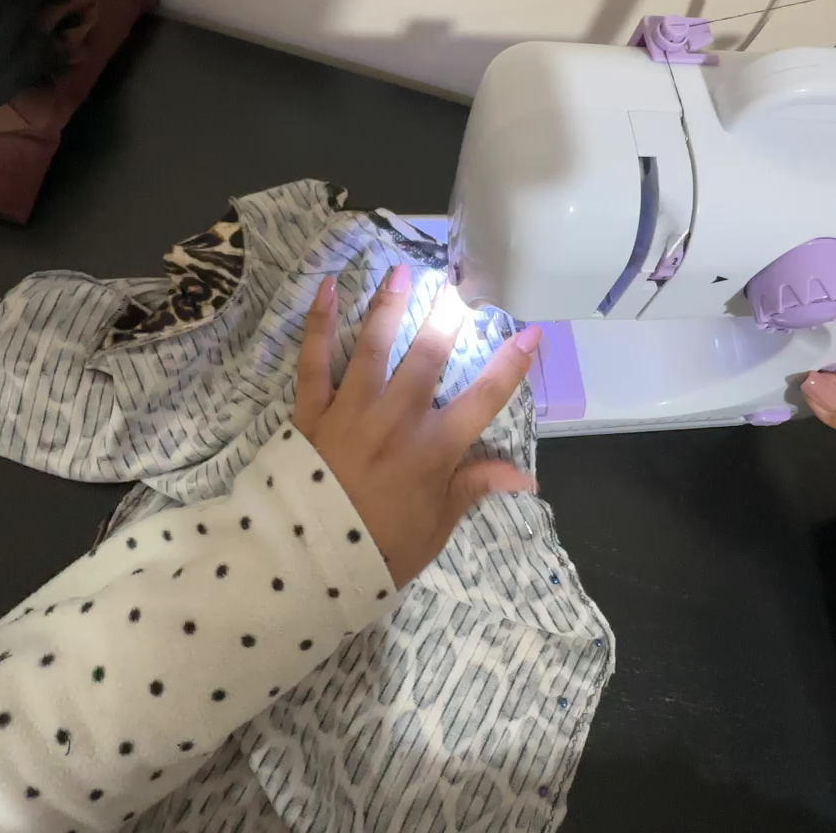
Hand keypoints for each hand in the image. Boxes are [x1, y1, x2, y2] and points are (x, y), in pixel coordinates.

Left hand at [294, 264, 542, 586]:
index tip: (531, 334)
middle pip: (427, 359)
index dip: (510, 366)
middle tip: (457, 285)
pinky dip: (319, 323)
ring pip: (374, 347)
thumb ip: (475, 488)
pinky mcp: (312, 410)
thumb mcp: (436, 528)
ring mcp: (351, 409)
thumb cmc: (378, 549)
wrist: (305, 563)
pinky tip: (326, 288)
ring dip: (389, 307)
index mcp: (432, 450)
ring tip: (402, 273)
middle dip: (445, 318)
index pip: (483, 400)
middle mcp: (395, 419)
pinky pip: (314, 360)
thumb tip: (527, 476)